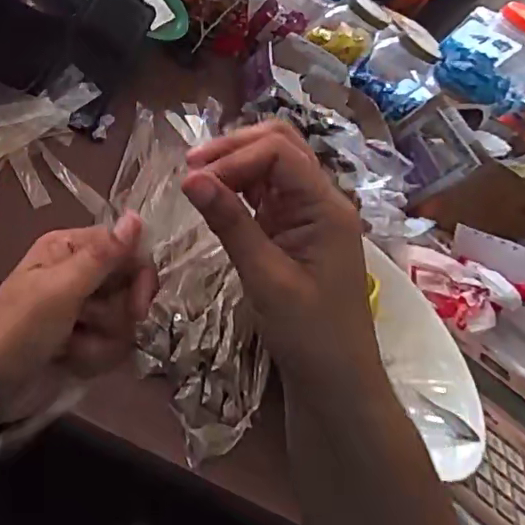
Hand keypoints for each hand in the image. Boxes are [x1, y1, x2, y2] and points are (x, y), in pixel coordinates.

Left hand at [0, 212, 156, 427]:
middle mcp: (78, 274)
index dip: (137, 274)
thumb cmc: (19, 327)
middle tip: (90, 323)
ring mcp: (82, 310)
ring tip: (70, 345)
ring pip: (125, 321)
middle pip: (129, 287)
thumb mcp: (61, 287)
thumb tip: (136, 217)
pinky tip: (70, 360)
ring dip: (101, 340)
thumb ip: (102, 256)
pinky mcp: (85, 342)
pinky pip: (114, 346)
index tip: (137, 303)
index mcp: (69, 248)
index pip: (125, 248)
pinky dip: (95, 357)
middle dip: (115, 314)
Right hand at [180, 121, 383, 393]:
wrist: (336, 380)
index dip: (234, 156)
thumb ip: (229, 223)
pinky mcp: (290, 226)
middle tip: (190, 168)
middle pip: (278, 144)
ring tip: (194, 177)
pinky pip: (262, 188)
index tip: (194, 180)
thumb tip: (189, 179)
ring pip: (269, 162)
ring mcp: (305, 212)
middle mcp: (319, 199)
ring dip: (232, 161)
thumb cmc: (309, 333)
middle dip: (233, 147)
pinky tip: (211, 193)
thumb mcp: (265, 278)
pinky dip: (234, 183)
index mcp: (326, 207)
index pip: (279, 152)